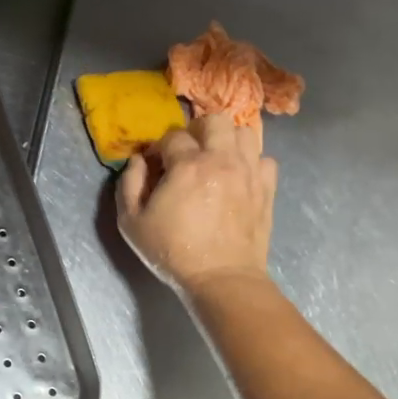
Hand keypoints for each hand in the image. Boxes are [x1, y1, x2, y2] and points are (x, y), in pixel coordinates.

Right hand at [116, 113, 278, 296]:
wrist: (221, 278)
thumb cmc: (171, 250)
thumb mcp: (131, 221)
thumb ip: (129, 184)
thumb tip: (139, 160)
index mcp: (187, 166)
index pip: (173, 136)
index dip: (160, 147)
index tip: (155, 166)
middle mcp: (222, 161)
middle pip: (216, 120)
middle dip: (197, 130)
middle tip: (187, 152)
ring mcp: (249, 173)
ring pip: (244, 133)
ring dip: (226, 141)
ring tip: (214, 160)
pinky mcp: (267, 189)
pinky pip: (265, 159)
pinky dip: (250, 161)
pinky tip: (236, 177)